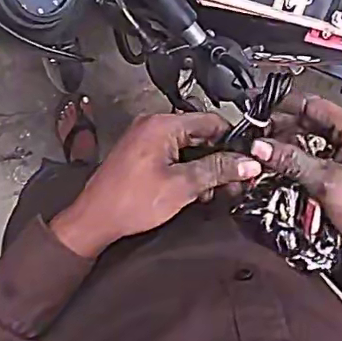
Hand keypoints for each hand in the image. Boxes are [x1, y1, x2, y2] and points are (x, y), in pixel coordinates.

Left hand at [49, 113, 261, 257]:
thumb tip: (245, 163)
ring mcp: (145, 138)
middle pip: (201, 133)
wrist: (95, 220)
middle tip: (233, 180)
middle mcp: (152, 125)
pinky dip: (186, 169)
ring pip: (188, 146)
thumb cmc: (127, 202)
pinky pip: (173, 154)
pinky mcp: (141, 153)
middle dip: (219, 158)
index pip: (212, 121)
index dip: (233, 141)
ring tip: (212, 190)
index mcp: (162, 124)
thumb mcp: (182, 186)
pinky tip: (193, 190)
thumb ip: (217, 170)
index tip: (246, 160)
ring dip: (203, 166)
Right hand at [250, 95, 341, 310]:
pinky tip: (282, 169)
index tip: (258, 115)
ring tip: (264, 156)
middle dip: (281, 130)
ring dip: (288, 147)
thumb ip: (294, 162)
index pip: (314, 106)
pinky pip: (316, 157)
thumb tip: (262, 146)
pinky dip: (298, 162)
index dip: (282, 108)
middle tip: (256, 141)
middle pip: (310, 122)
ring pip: (311, 140)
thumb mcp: (330, 185)